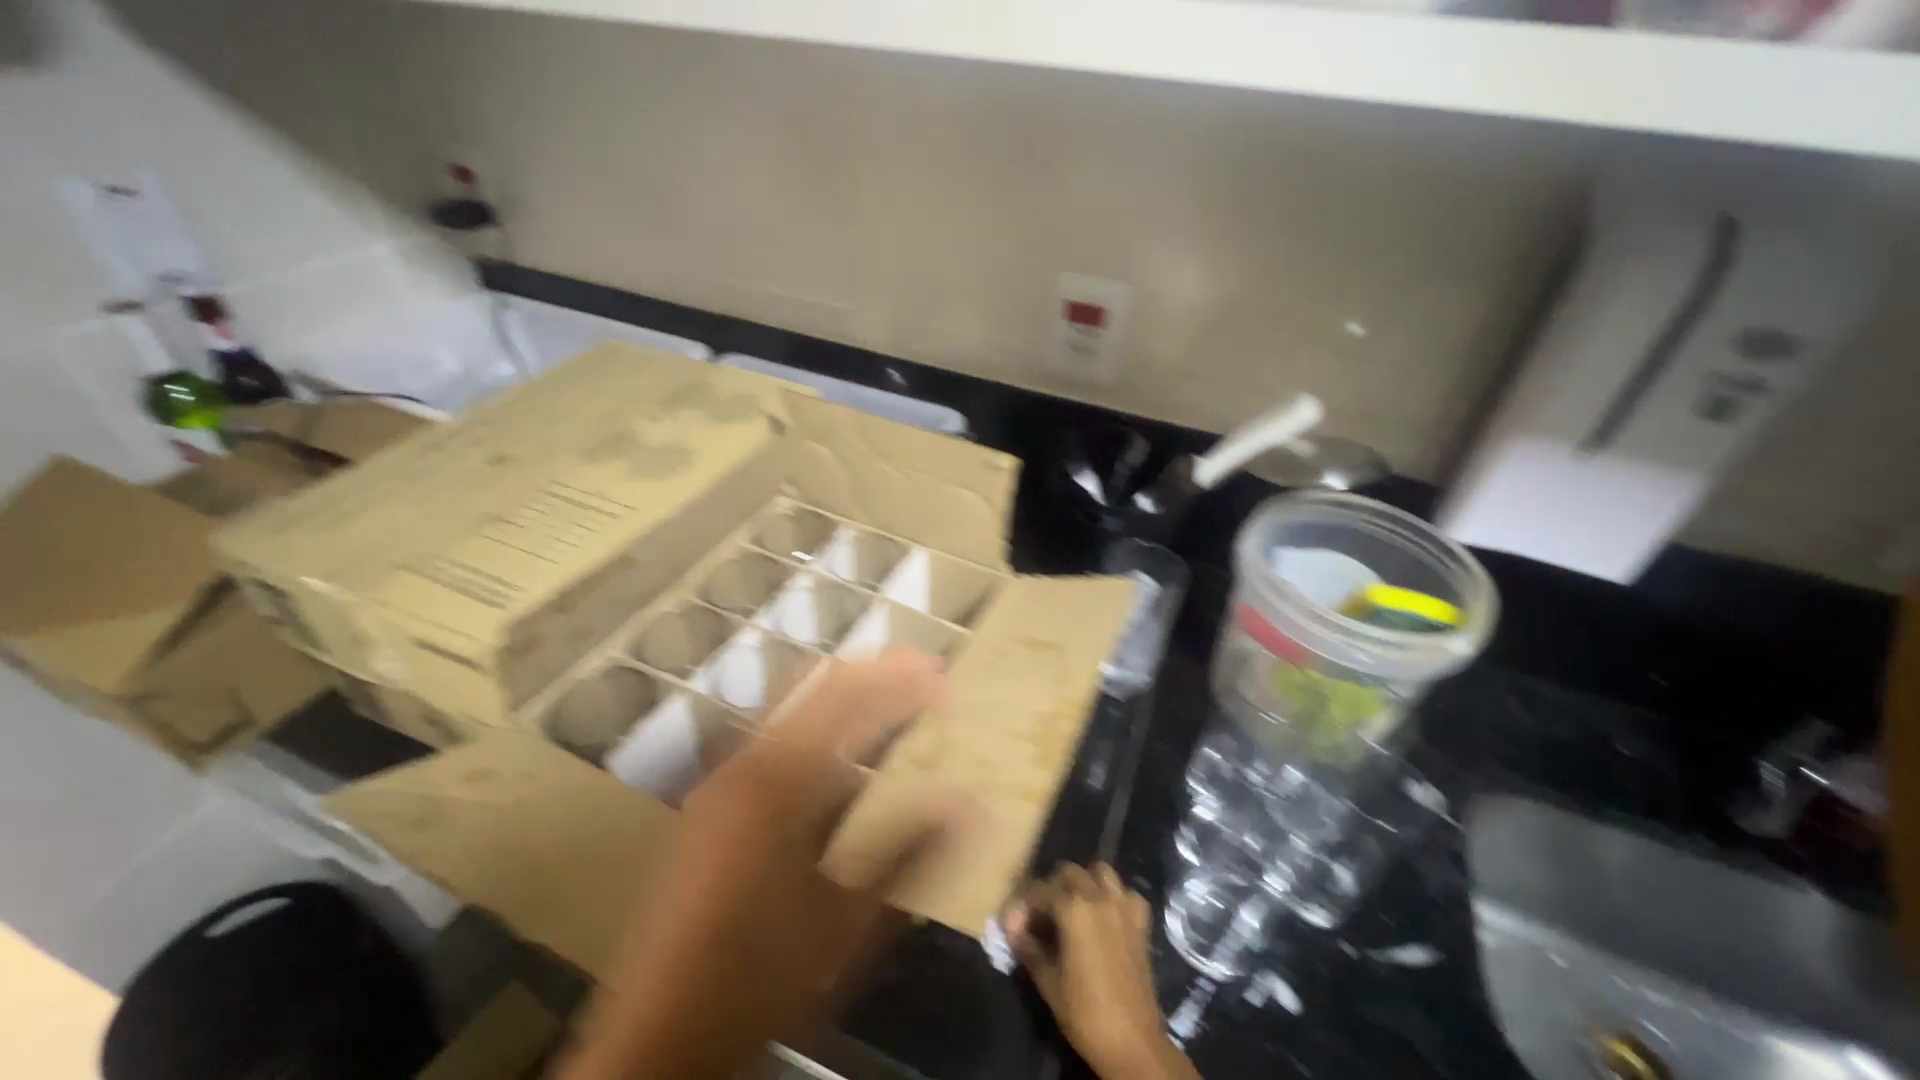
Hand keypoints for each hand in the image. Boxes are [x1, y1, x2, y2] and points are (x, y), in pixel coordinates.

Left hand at [554, 649, 966, 1079]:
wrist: (657, 1032)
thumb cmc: (758, 974)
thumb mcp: (847, 922)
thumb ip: (912, 853)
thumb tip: (974, 804)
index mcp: (775, 780)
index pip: (847, 696)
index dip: (902, 680)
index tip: (949, 681)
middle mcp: (742, 765)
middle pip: (811, 686)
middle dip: (871, 674)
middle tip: (924, 678)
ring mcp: (719, 785)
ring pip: (788, 714)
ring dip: (843, 704)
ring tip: (895, 715)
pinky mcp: (709, 811)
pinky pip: (772, 747)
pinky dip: (816, 739)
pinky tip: (844, 776)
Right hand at [1008, 864, 1197, 1079]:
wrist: (1131, 1040)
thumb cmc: (1083, 1011)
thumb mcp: (1046, 979)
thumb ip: (1027, 946)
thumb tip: (1011, 927)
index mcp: (1074, 909)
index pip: (1040, 890)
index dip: (1024, 904)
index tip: (1016, 922)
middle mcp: (1100, 898)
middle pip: (1069, 872)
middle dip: (1052, 887)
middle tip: (1041, 914)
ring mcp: (1125, 907)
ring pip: (1101, 873)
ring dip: (1084, 883)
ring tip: (1072, 907)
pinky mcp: (1142, 923)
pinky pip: (1126, 893)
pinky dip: (1113, 896)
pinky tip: (1104, 917)